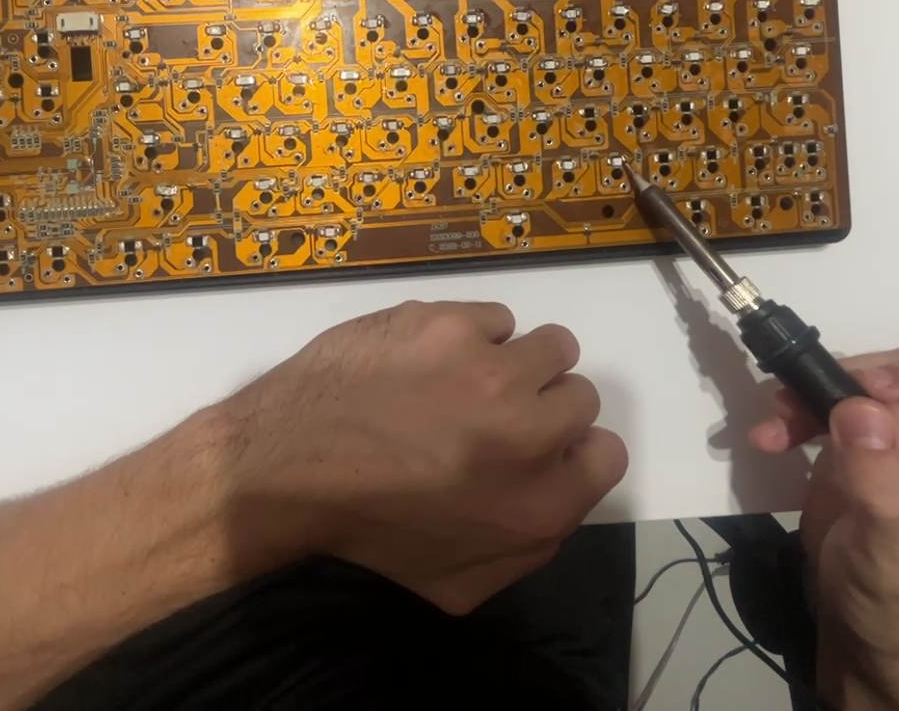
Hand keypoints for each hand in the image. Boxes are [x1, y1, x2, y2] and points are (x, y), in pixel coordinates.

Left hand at [211, 301, 627, 614]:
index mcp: (538, 503)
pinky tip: (428, 356)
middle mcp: (527, 428)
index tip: (536, 447)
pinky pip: (493, 317)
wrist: (290, 464)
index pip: (608, 454)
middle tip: (492, 412)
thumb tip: (562, 483)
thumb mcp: (460, 580)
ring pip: (549, 345)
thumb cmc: (369, 529)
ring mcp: (488, 365)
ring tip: (463, 378)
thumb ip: (533, 540)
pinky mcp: (447, 320)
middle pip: (582, 394)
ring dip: (515, 362)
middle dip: (544, 404)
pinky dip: (471, 334)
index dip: (572, 449)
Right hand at [748, 342, 898, 693]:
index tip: (890, 426)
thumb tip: (862, 413)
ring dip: (852, 382)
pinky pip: (870, 377)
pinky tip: (782, 425)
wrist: (850, 608)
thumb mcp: (894, 571)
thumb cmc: (894, 612)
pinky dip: (818, 390)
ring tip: (792, 414)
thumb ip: (888, 499)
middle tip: (858, 391)